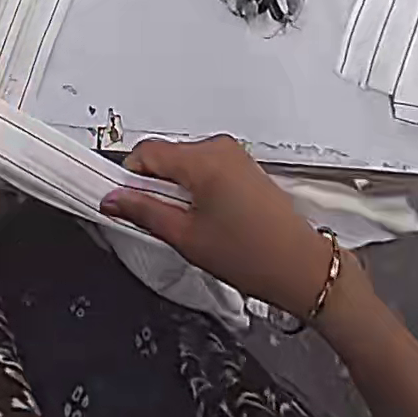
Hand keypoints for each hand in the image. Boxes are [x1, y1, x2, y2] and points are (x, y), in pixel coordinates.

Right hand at [100, 135, 366, 315]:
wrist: (304, 269)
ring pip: (182, 161)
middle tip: (164, 220)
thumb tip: (113, 199)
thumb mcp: (186, 237)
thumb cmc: (255, 256)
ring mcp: (232, 153)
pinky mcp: (241, 163)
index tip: (124, 199)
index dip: (130, 177)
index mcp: (203, 160)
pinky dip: (194, 185)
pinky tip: (208, 216)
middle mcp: (218, 147)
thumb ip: (143, 211)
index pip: (146, 152)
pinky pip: (202, 165)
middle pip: (164, 155)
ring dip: (175, 186)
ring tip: (192, 222)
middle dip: (155, 184)